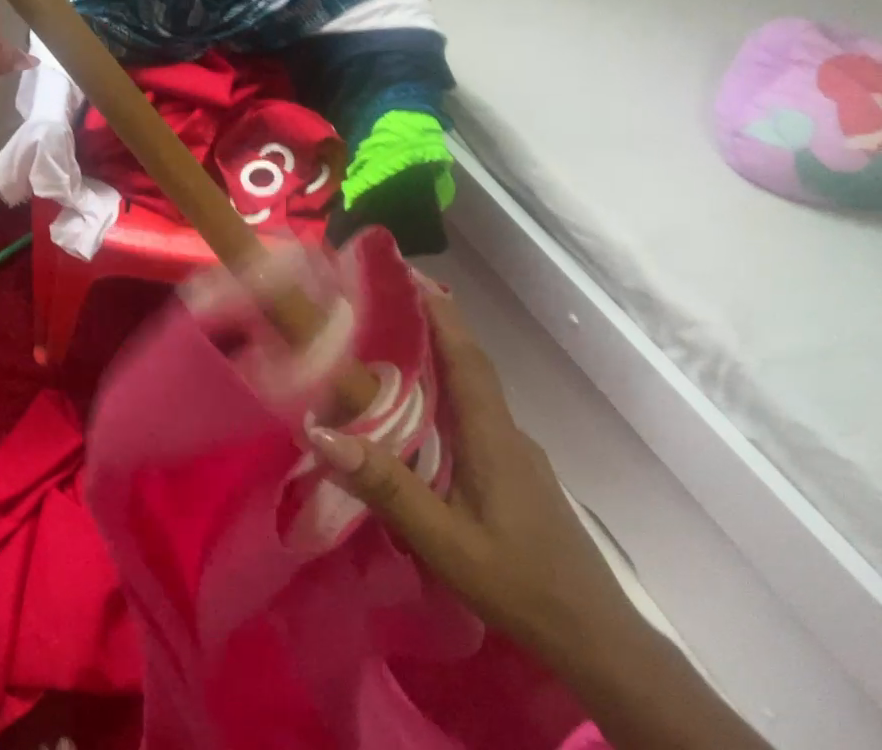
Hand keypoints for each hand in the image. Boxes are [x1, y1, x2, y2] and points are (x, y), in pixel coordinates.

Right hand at [306, 292, 639, 662]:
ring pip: (467, 396)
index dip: (441, 314)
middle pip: (466, 369)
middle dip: (427, 328)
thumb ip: (385, 485)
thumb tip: (319, 429)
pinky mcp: (510, 477)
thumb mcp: (442, 539)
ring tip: (375, 351)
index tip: (408, 274)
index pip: (467, 361)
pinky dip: (436, 400)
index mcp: (493, 440)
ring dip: (429, 365)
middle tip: (374, 305)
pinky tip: (406, 418)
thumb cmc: (519, 583)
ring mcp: (512, 458)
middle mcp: (506, 437)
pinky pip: (466, 422)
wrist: (594, 639)